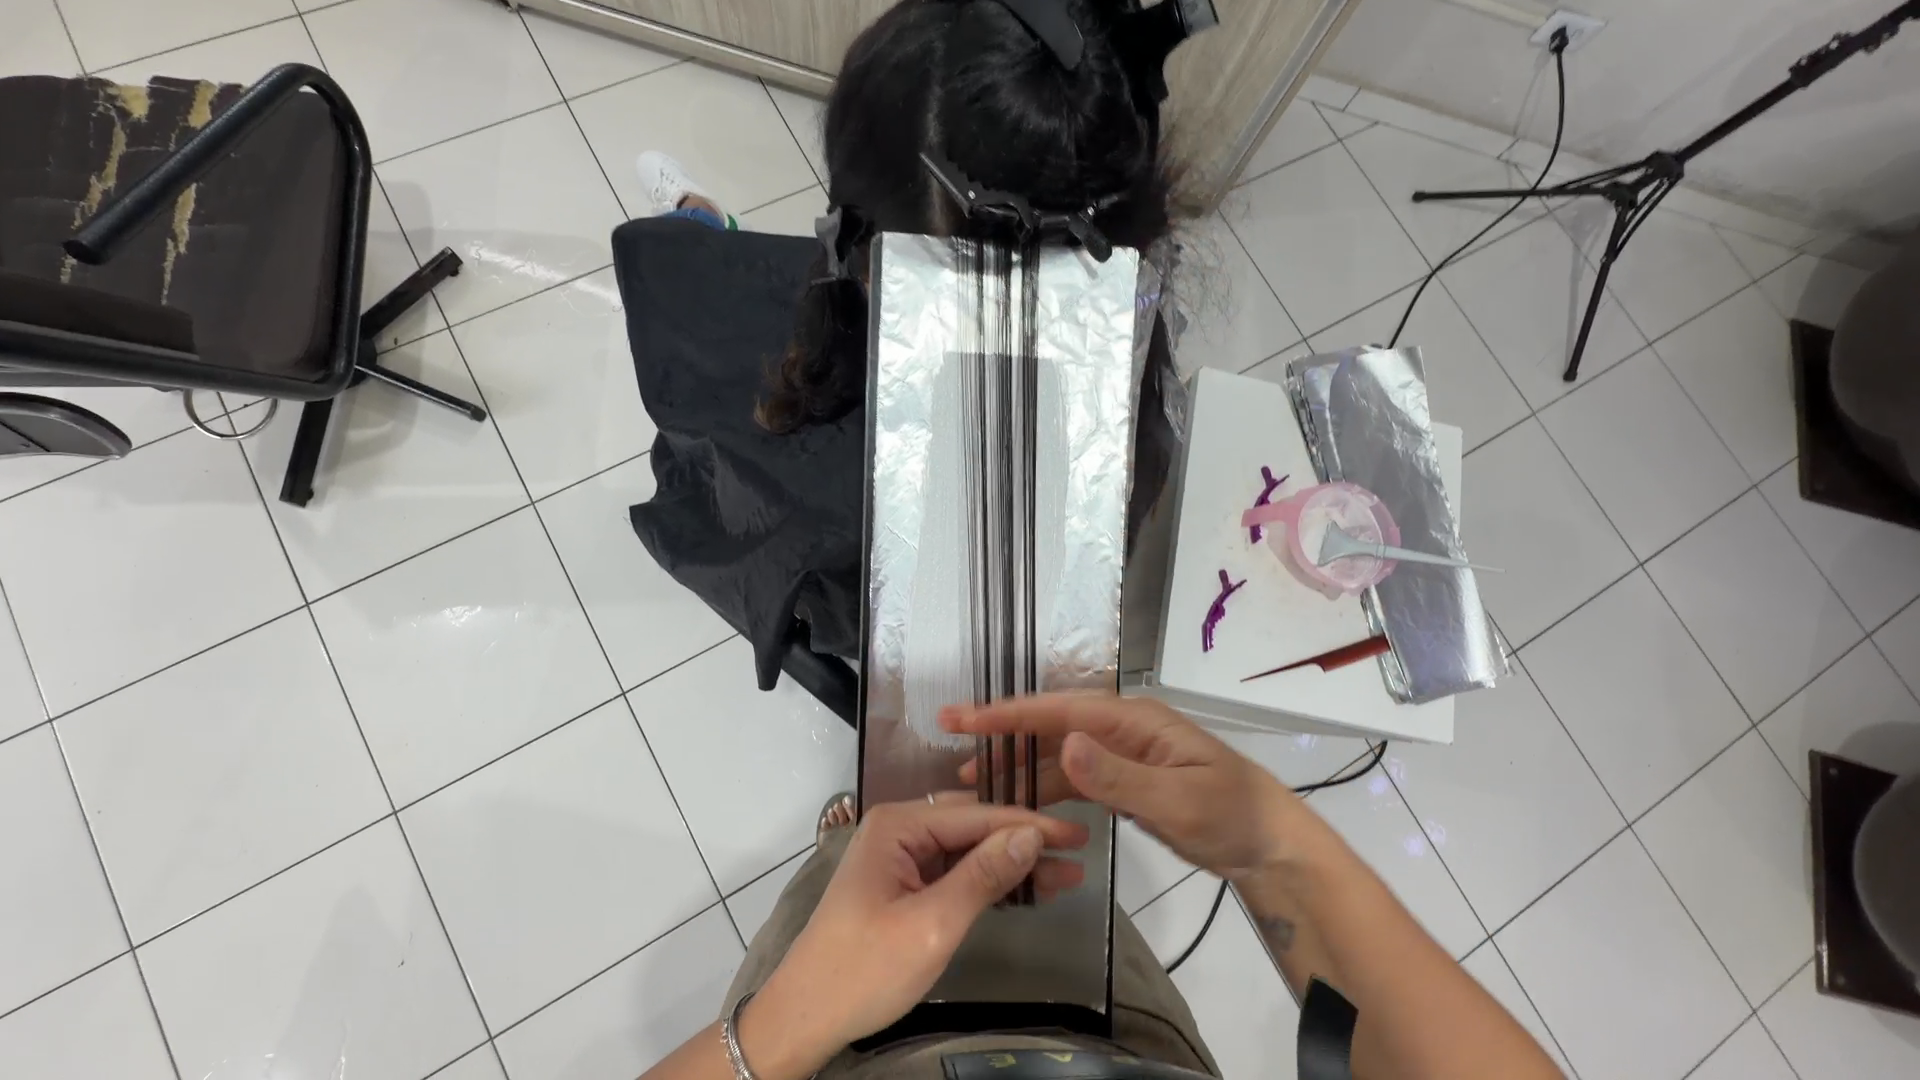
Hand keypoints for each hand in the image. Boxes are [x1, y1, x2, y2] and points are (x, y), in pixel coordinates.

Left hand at [745, 799, 1089, 1075]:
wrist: (805, 1016)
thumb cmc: (865, 969)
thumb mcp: (933, 925)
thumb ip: (983, 876)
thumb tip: (1031, 835)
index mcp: (899, 824)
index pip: (978, 815)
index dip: (1030, 825)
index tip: (1078, 835)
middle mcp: (899, 829)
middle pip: (974, 826)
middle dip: (1025, 840)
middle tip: (1078, 853)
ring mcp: (899, 856)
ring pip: (967, 850)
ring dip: (1011, 863)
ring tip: (1065, 876)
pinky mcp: (902, 884)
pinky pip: (954, 872)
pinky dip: (988, 882)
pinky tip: (1024, 889)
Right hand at [941, 694, 1310, 878]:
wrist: (1270, 846)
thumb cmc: (1231, 815)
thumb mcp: (1176, 799)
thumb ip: (1118, 775)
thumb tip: (1064, 743)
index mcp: (1133, 720)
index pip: (1059, 711)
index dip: (1008, 713)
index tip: (963, 717)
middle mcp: (1122, 729)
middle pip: (1052, 726)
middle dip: (1003, 733)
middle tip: (951, 740)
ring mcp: (1123, 755)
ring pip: (1059, 754)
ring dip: (1019, 764)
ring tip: (975, 779)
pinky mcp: (1125, 782)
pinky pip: (1075, 779)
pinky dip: (1045, 787)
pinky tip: (1021, 799)